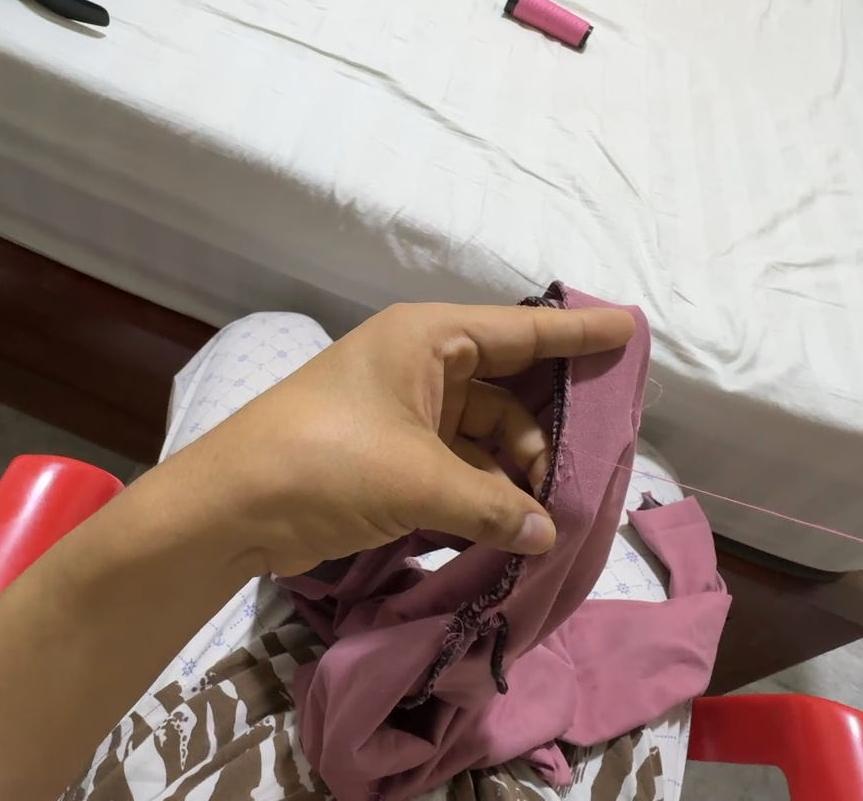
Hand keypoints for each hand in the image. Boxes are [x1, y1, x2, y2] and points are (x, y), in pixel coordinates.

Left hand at [150, 302, 636, 577]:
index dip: (578, 332)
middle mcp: (421, 363)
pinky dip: (487, 489)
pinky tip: (515, 520)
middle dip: (548, 422)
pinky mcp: (395, 452)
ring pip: (486, 430)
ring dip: (516, 467)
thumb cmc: (325, 461)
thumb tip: (547, 534)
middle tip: (595, 457)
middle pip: (507, 383)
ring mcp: (407, 409)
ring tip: (549, 509)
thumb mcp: (416, 479)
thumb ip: (491, 505)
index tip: (630, 328)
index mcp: (426, 337)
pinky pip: (460, 461)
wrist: (232, 505)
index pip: (520, 329)